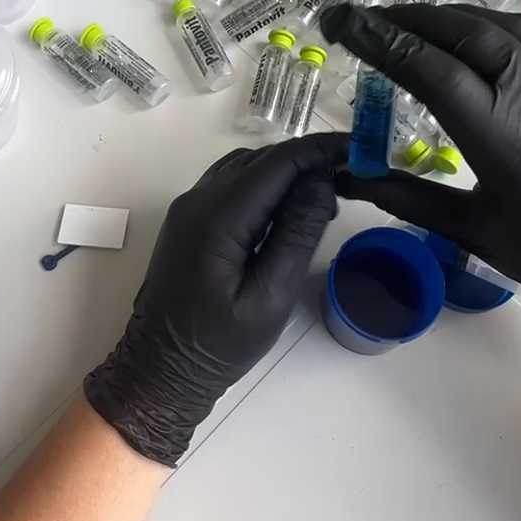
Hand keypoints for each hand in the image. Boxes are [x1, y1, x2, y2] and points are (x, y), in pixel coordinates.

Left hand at [84, 133, 344, 465]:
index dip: (321, 151)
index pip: (278, 162)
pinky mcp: (189, 218)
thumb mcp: (270, 297)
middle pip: (261, 159)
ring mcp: (189, 206)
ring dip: (285, 171)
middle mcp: (198, 199)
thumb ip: (297, 234)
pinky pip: (232, 184)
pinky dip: (264, 184)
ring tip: (323, 196)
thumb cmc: (218, 345)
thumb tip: (321, 181)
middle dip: (307, 161)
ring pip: (246, 167)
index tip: (359, 152)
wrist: (161, 369)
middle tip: (348, 181)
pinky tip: (286, 209)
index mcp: (218, 217)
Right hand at [320, 4, 520, 353]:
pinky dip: (497, 25)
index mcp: (499, 131)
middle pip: (457, 31)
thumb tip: (346, 176)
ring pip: (497, 24)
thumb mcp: (470, 230)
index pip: (425, 66)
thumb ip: (404, 196)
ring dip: (448, 21)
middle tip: (367, 22)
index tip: (341, 22)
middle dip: (404, 21)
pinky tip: (478, 35)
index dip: (377, 39)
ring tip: (412, 27)